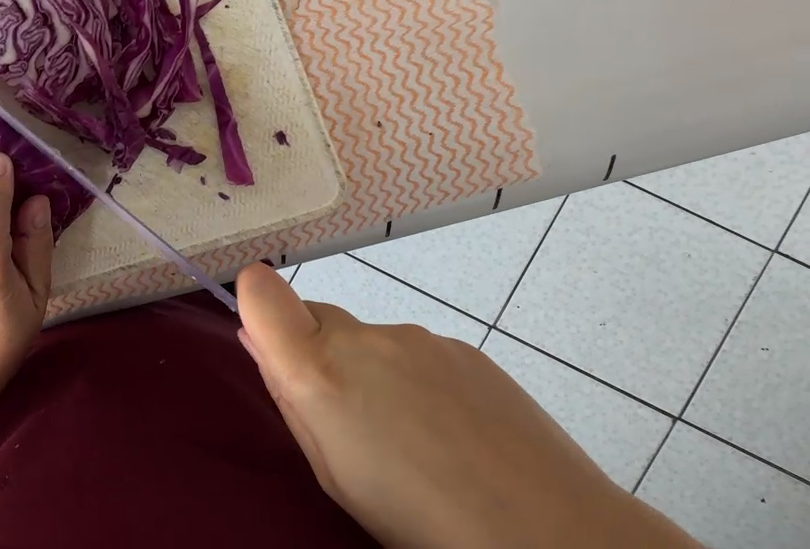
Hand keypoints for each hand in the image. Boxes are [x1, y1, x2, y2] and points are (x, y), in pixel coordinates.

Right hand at [235, 264, 699, 548]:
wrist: (556, 533)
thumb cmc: (419, 516)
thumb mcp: (331, 472)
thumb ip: (289, 398)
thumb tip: (257, 342)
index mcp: (316, 369)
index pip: (260, 289)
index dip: (256, 304)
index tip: (270, 341)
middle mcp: (362, 338)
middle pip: (317, 318)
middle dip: (319, 352)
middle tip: (353, 417)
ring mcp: (418, 338)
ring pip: (371, 341)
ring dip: (376, 373)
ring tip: (418, 439)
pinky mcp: (467, 349)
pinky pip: (420, 354)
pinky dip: (423, 383)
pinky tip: (456, 435)